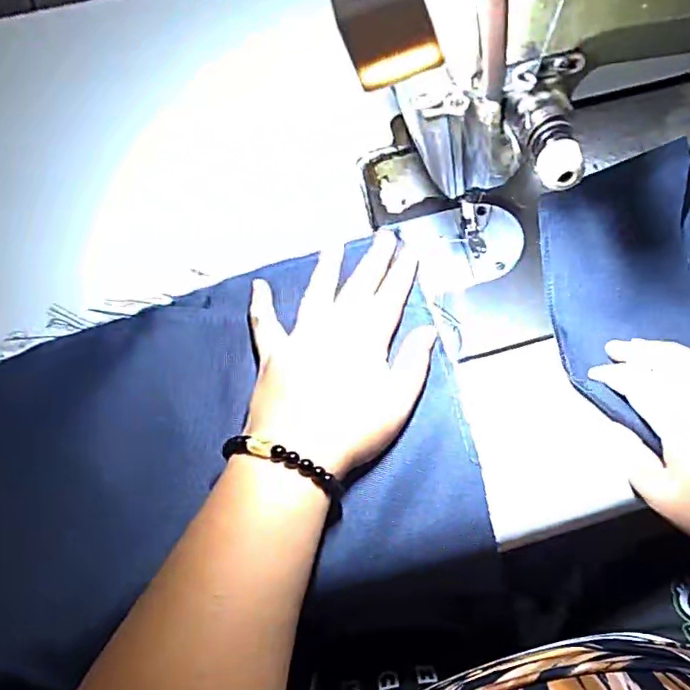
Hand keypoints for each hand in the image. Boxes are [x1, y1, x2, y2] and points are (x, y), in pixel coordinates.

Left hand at [245, 229, 438, 476]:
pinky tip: (260, 287)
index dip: (402, 273)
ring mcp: (300, 337)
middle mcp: (334, 327)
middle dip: (373, 260)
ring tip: (334, 245)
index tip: (410, 251)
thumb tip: (428, 332)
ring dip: (326, 268)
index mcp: (368, 338)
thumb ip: (414, 362)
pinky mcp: (273, 354)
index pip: (390, 297)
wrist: (296, 452)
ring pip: (316, 293)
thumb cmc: (355, 430)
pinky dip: (262, 304)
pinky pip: (266, 323)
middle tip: (384, 237)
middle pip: (357, 286)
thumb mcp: (398, 400)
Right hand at [588, 339, 689, 583]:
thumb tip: (614, 426)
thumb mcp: (663, 496)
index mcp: (684, 423)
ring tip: (641, 347)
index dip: (615, 377)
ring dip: (663, 349)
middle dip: (637, 352)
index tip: (596, 374)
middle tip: (613, 349)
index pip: (641, 385)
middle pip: (668, 362)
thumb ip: (633, 456)